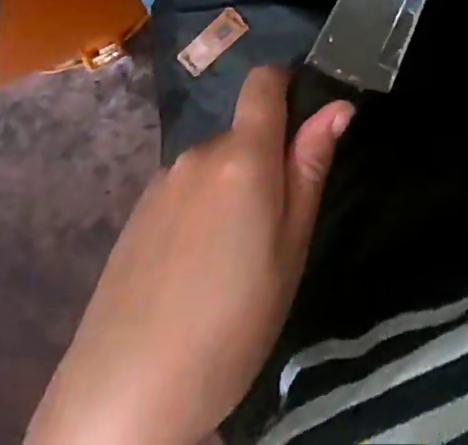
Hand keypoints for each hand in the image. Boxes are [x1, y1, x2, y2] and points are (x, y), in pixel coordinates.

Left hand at [27, 67, 354, 444]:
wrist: (129, 384)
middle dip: (265, 161)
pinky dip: (201, 210)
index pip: (263, 82)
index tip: (306, 119)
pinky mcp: (138, 209)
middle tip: (277, 229)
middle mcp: (196, 152)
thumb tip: (338, 105)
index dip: (288, 84)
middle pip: (241, 133)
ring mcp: (161, 180)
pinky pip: (184, 190)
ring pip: (213, 166)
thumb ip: (309, 167)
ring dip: (231, 191)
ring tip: (235, 262)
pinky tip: (196, 270)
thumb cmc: (235, 319)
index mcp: (241, 155)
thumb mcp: (290, 247)